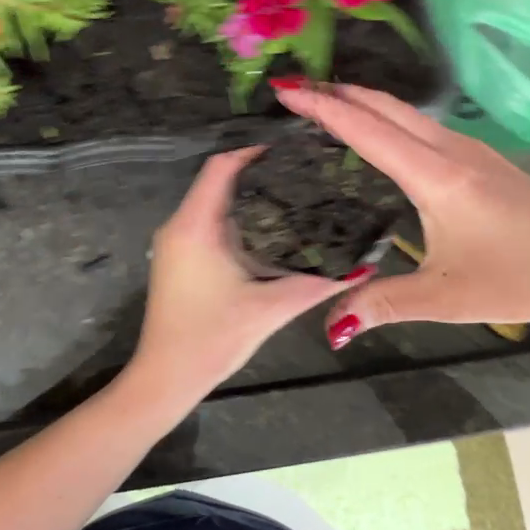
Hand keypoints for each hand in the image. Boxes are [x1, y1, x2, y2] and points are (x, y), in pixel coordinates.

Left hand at [125, 148, 370, 402]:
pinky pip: (206, 222)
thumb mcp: (270, 308)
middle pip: (217, 180)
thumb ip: (317, 284)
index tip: (293, 152)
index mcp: (195, 225)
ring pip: (212, 202)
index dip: (254, 152)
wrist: (165, 377)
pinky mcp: (177, 258)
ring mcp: (174, 242)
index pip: (221, 167)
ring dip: (247, 196)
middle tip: (303, 173)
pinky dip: (236, 217)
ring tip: (293, 195)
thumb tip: (364, 266)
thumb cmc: (212, 338)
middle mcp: (179, 225)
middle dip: (258, 173)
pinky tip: (269, 229)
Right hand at [273, 84, 529, 348]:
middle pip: (385, 107)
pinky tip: (378, 135)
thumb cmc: (524, 281)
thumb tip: (329, 327)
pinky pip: (422, 125)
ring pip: (406, 113)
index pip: (367, 131)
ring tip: (324, 105)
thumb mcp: (448, 299)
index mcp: (437, 177)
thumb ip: (384, 304)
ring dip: (363, 102)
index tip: (285, 91)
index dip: (323, 108)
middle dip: (337, 93)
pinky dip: (387, 118)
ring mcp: (471, 150)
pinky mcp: (483, 159)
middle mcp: (451, 151)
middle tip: (293, 90)